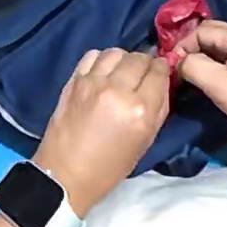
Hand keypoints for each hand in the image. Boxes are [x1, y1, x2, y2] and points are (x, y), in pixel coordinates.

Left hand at [33, 48, 170, 215]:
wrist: (65, 174)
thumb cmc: (110, 167)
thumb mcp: (146, 142)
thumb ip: (159, 108)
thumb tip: (162, 81)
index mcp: (140, 110)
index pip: (158, 72)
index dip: (162, 70)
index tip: (159, 74)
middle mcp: (117, 90)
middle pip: (139, 58)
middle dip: (145, 64)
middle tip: (142, 76)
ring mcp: (92, 82)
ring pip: (116, 52)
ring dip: (124, 60)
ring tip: (122, 73)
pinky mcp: (73, 81)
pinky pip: (93, 55)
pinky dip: (102, 60)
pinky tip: (103, 72)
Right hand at [173, 20, 226, 157]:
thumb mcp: (221, 85)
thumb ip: (194, 67)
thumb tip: (177, 62)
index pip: (202, 30)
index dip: (182, 46)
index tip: (170, 69)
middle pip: (211, 37)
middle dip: (190, 53)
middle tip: (175, 75)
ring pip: (219, 52)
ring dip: (201, 64)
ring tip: (187, 82)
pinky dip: (214, 73)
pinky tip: (207, 88)